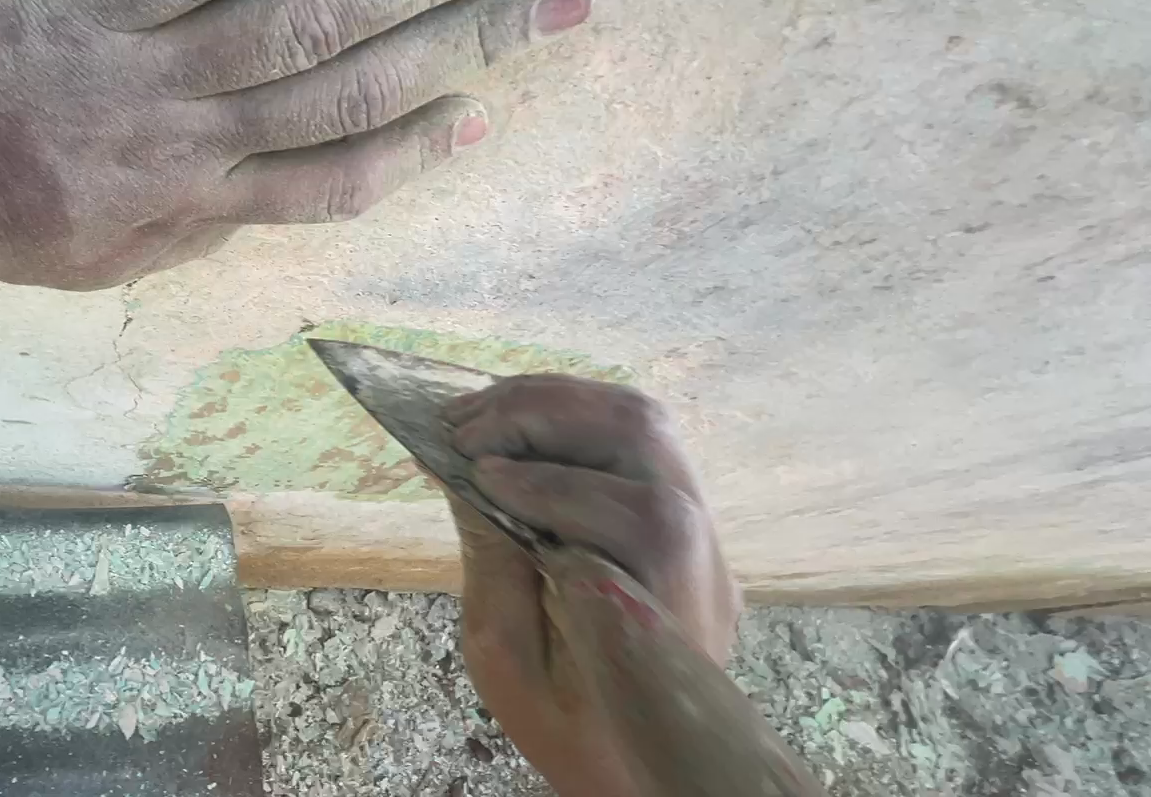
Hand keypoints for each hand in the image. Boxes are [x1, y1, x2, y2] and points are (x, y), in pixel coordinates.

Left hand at [0, 0, 593, 288]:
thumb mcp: (105, 256)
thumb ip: (191, 224)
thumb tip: (259, 194)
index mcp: (198, 204)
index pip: (339, 180)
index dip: (423, 149)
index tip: (490, 109)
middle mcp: (196, 135)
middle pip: (358, 87)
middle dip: (471, 39)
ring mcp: (146, 59)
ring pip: (310, 15)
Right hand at [441, 375, 739, 796]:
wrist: (650, 758)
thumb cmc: (572, 725)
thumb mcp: (507, 664)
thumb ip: (491, 565)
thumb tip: (462, 475)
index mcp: (663, 622)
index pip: (637, 522)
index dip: (551, 486)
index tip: (474, 475)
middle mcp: (698, 561)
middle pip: (644, 443)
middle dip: (539, 418)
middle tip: (460, 429)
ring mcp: (697, 528)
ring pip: (641, 420)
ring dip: (546, 399)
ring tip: (474, 412)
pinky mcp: (676, 505)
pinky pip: (628, 429)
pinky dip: (560, 405)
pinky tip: (507, 414)